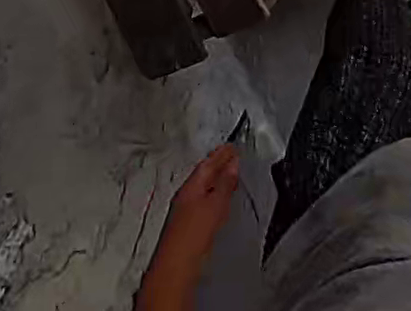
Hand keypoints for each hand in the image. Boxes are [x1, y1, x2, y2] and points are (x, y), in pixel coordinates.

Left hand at [136, 145, 238, 310]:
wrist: (177, 265)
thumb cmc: (192, 234)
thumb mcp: (215, 204)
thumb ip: (225, 183)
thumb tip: (232, 165)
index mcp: (191, 185)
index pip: (207, 163)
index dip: (220, 154)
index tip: (231, 146)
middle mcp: (186, 194)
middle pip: (204, 173)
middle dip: (217, 163)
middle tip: (230, 154)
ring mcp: (185, 209)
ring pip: (203, 187)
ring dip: (216, 179)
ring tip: (227, 173)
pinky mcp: (188, 224)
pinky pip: (203, 200)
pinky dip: (213, 194)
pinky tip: (218, 200)